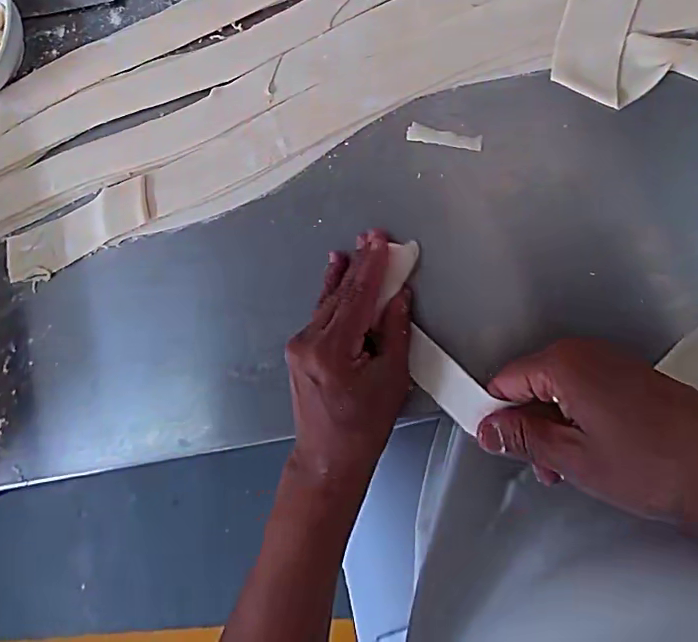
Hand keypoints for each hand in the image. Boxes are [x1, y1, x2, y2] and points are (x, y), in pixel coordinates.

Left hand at [284, 229, 412, 489]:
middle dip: (362, 264)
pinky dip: (333, 291)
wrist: (328, 460)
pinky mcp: (299, 348)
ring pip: (330, 300)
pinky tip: (337, 270)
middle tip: (375, 237)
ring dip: (348, 274)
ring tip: (359, 247)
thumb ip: (395, 331)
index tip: (383, 243)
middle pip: (343, 294)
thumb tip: (398, 296)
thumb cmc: (362, 427)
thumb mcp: (392, 379)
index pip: (359, 297)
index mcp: (332, 350)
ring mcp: (299, 344)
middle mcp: (309, 341)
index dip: (374, 267)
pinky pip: (321, 312)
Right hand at [475, 338, 697, 535]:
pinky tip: (599, 455)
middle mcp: (586, 353)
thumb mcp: (577, 461)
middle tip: (543, 465)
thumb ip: (525, 439)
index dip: (495, 415)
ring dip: (555, 428)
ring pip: (558, 391)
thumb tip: (494, 427)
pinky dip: (580, 422)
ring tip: (577, 469)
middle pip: (530, 383)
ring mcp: (609, 363)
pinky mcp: (627, 377)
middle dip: (528, 425)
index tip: (494, 441)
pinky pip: (584, 392)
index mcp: (565, 363)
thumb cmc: (669, 463)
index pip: (503, 379)